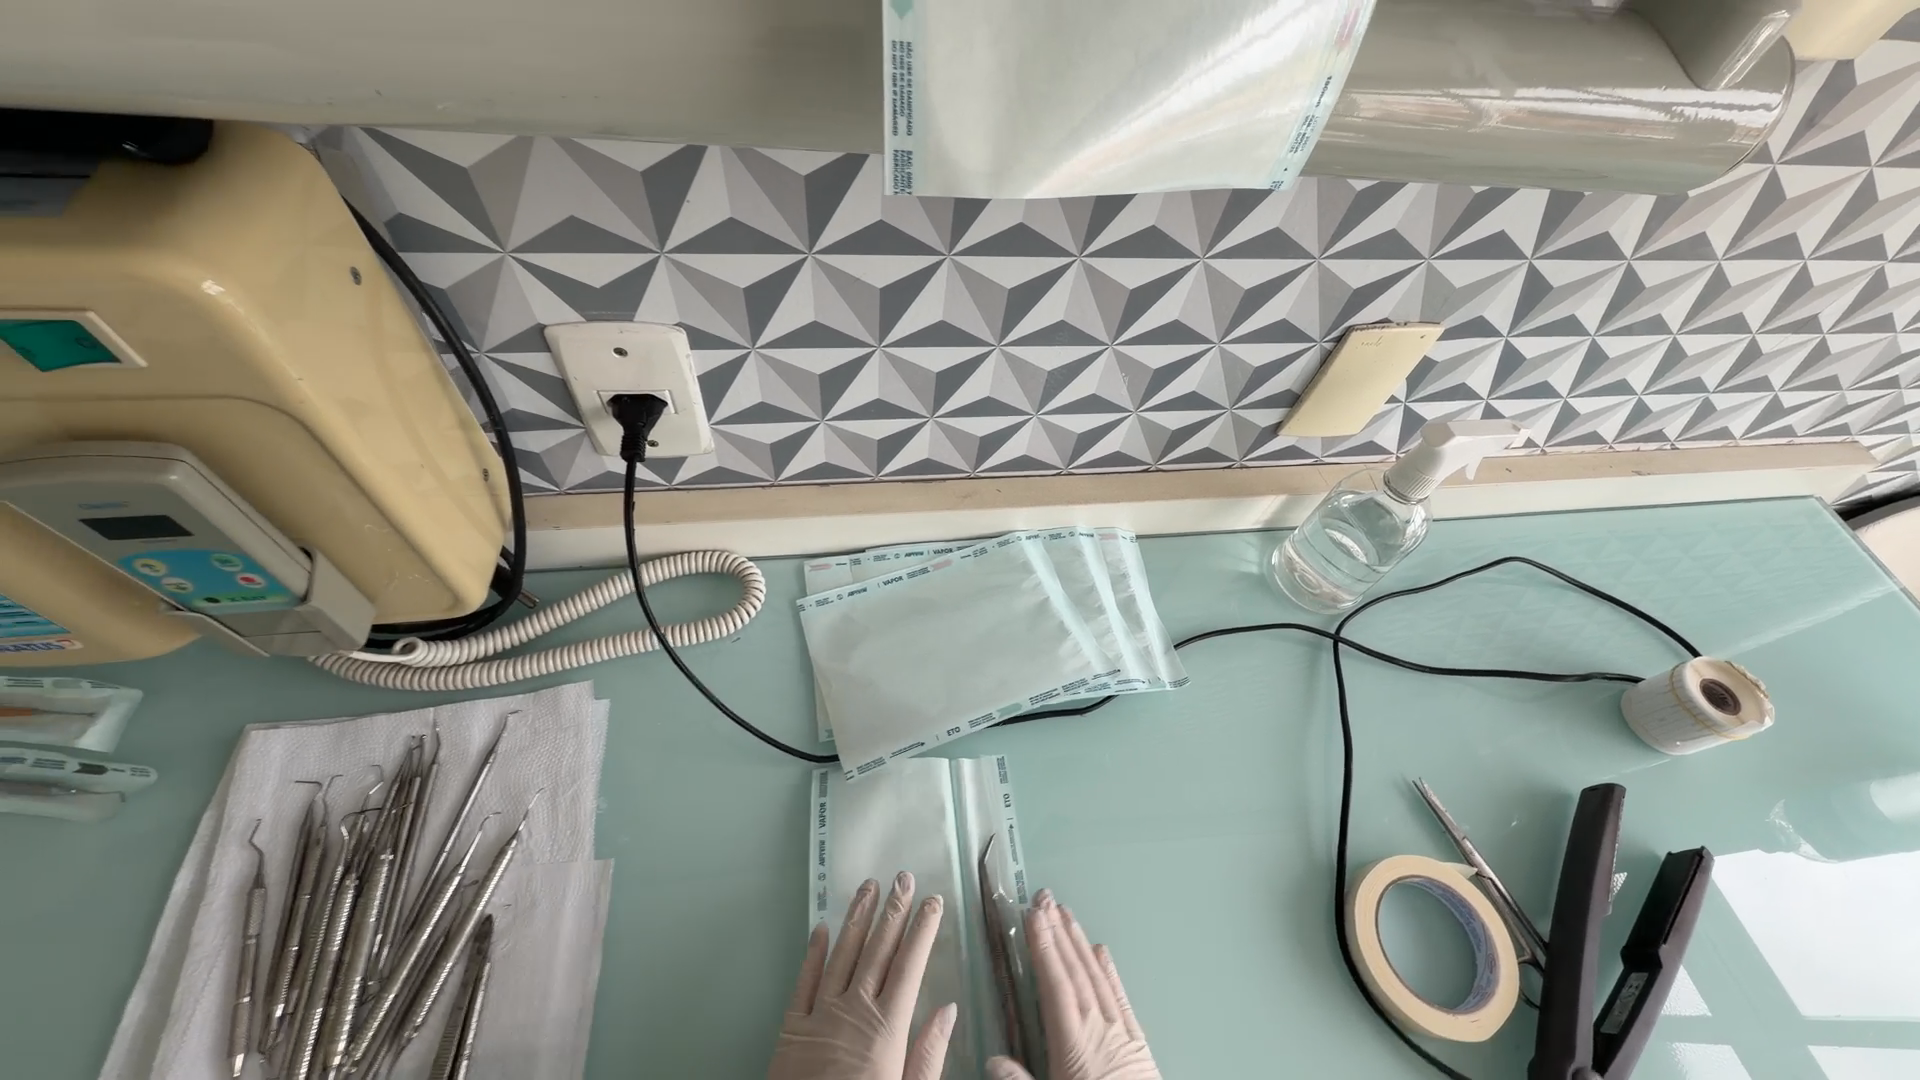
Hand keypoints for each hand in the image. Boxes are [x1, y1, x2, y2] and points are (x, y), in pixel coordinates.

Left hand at [769, 872, 957, 1079]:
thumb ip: (928, 1054)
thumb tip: (949, 1010)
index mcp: (888, 1027)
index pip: (910, 965)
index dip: (923, 930)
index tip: (933, 901)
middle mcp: (855, 1010)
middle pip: (878, 950)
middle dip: (893, 910)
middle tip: (902, 876)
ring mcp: (820, 1014)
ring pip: (842, 954)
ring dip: (857, 918)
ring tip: (868, 886)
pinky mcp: (791, 1027)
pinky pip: (803, 981)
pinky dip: (813, 952)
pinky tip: (821, 927)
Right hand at [986, 891, 1160, 1079]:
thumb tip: (991, 1060)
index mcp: (1072, 1041)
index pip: (1054, 983)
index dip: (1042, 947)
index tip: (1031, 915)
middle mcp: (1097, 1026)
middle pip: (1074, 970)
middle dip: (1057, 932)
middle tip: (1044, 898)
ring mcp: (1120, 1030)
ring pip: (1095, 976)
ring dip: (1079, 942)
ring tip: (1066, 912)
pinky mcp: (1138, 1040)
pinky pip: (1120, 997)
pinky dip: (1109, 971)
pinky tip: (1101, 950)